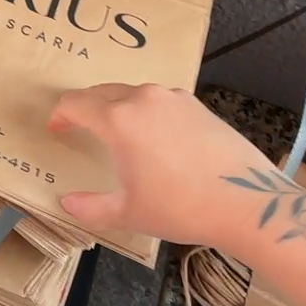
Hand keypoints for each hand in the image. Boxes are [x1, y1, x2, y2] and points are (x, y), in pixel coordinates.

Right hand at [49, 83, 277, 247]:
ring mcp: (172, 98)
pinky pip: (157, 100)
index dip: (60, 115)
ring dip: (115, 106)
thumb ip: (91, 207)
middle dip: (85, 108)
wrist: (249, 203)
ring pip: (130, 93)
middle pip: (100, 92)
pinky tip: (154, 136)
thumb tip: (67, 205)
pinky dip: (145, 111)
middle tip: (79, 127)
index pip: (75, 104)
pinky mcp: (196, 104)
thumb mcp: (130, 213)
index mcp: (118, 120)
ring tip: (117, 131)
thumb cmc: (183, 208)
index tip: (56, 128)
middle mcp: (141, 99)